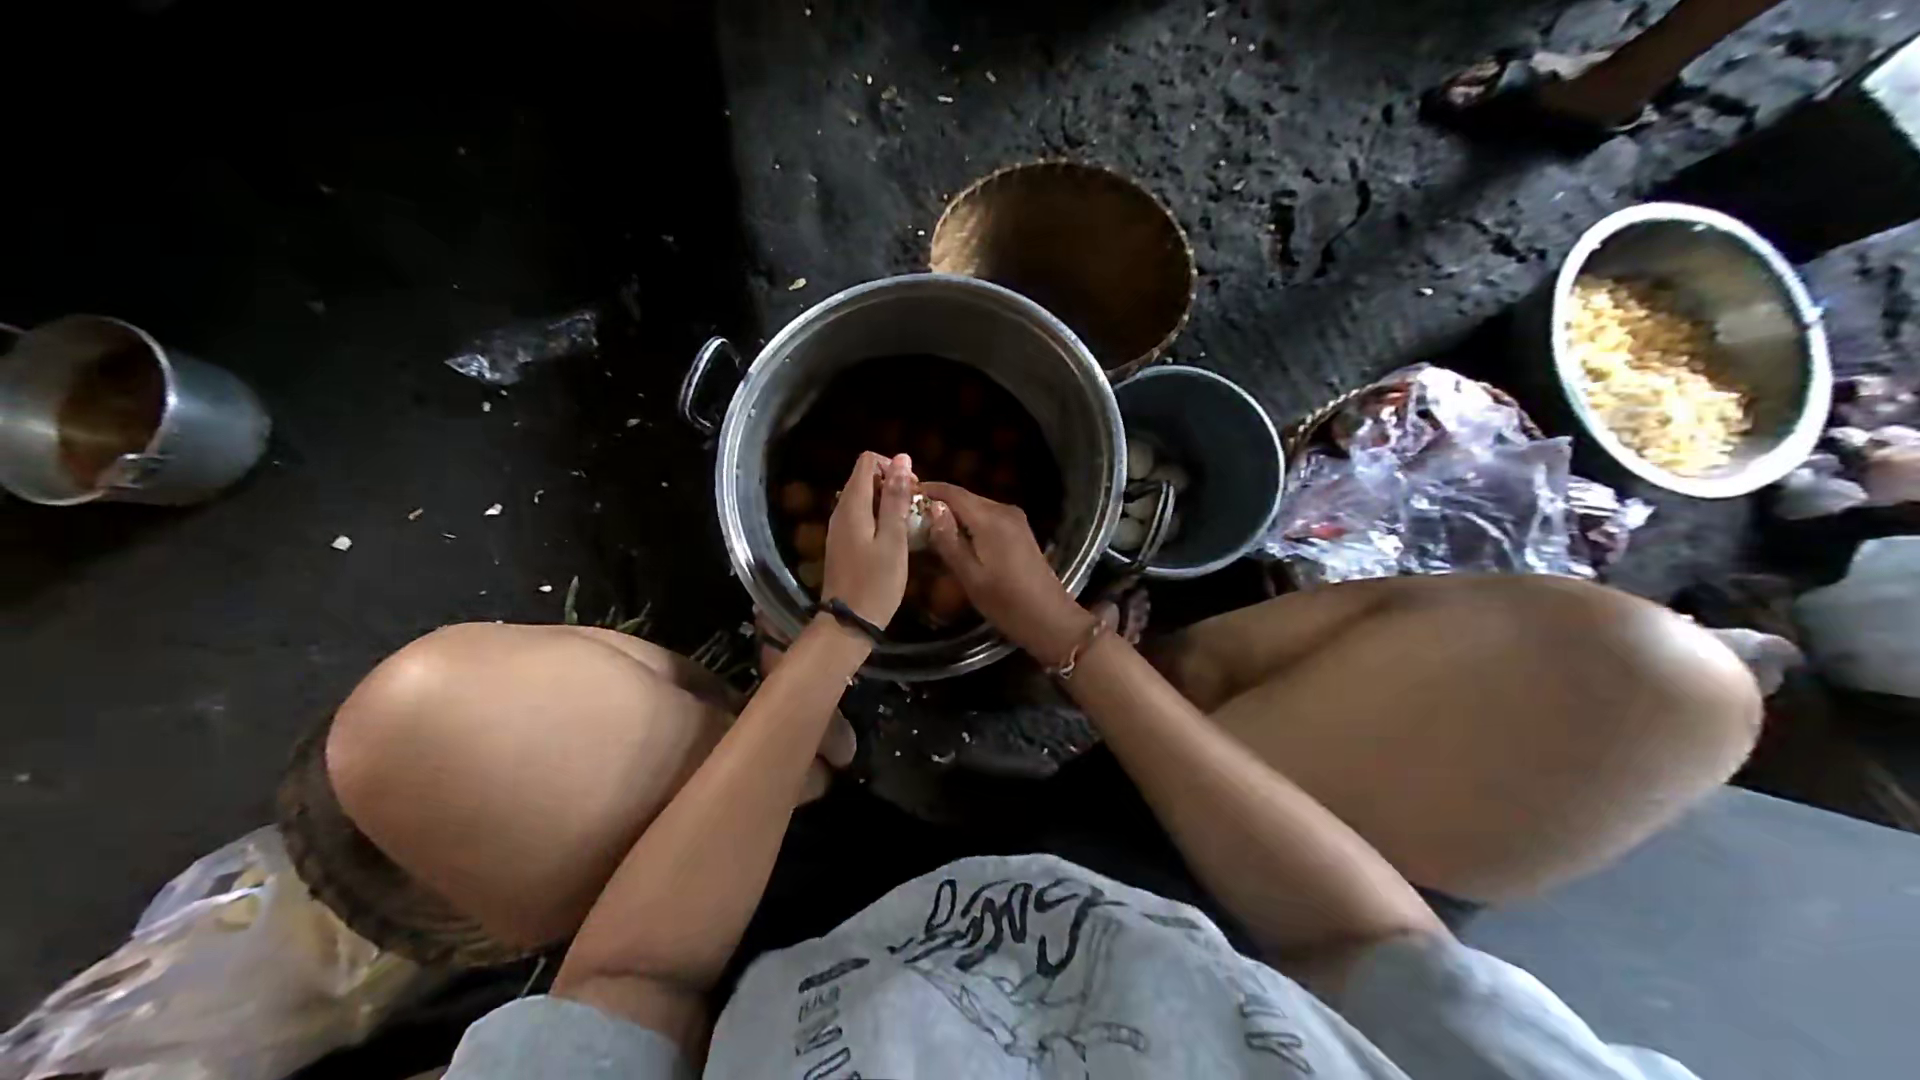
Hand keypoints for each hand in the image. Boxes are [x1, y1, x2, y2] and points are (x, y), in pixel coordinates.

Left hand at [822, 452, 915, 627]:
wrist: (849, 623)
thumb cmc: (876, 582)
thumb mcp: (893, 539)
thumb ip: (895, 499)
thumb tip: (901, 459)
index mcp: (852, 505)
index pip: (867, 461)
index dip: (892, 467)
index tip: (912, 491)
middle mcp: (840, 510)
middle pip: (865, 478)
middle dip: (892, 485)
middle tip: (915, 510)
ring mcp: (839, 528)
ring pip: (865, 499)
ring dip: (888, 504)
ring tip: (909, 525)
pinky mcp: (843, 543)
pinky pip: (862, 518)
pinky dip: (880, 520)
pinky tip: (895, 540)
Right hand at [921, 481, 1094, 662]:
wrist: (1050, 619)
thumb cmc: (1006, 602)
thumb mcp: (970, 576)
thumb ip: (949, 541)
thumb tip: (932, 508)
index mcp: (991, 519)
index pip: (953, 492)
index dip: (928, 489)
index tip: (904, 494)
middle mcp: (1004, 511)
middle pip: (965, 498)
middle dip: (938, 503)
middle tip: (909, 515)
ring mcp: (1015, 520)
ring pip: (976, 508)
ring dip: (952, 514)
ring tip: (924, 527)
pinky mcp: (1019, 532)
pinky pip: (987, 519)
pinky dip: (968, 524)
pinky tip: (953, 538)